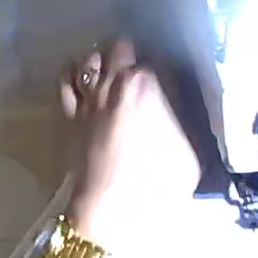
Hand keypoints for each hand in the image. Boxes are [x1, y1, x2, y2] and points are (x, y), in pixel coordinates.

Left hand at [59, 39, 200, 257]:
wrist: (111, 210)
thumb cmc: (157, 183)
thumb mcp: (191, 153)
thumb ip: (187, 125)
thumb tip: (186, 116)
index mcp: (150, 85)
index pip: (160, 59)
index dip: (166, 67)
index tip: (171, 80)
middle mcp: (118, 80)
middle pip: (123, 47)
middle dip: (132, 53)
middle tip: (140, 67)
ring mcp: (90, 96)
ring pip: (91, 58)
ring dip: (103, 59)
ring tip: (111, 67)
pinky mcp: (69, 113)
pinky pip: (66, 80)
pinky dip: (74, 72)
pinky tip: (81, 75)